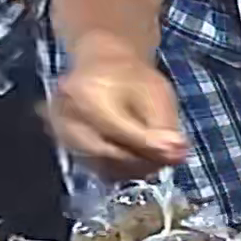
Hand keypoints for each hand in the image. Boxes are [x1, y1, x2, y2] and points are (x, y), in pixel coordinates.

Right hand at [47, 53, 189, 177]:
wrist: (106, 70)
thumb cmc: (135, 80)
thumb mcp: (158, 96)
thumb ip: (165, 127)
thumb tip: (176, 155)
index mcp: (85, 94)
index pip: (117, 130)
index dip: (151, 146)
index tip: (179, 154)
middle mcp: (64, 115)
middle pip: (104, 153)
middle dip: (145, 161)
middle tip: (173, 157)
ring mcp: (60, 132)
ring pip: (101, 166)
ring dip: (137, 168)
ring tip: (162, 157)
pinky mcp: (67, 146)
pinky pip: (98, 168)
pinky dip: (125, 170)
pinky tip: (145, 161)